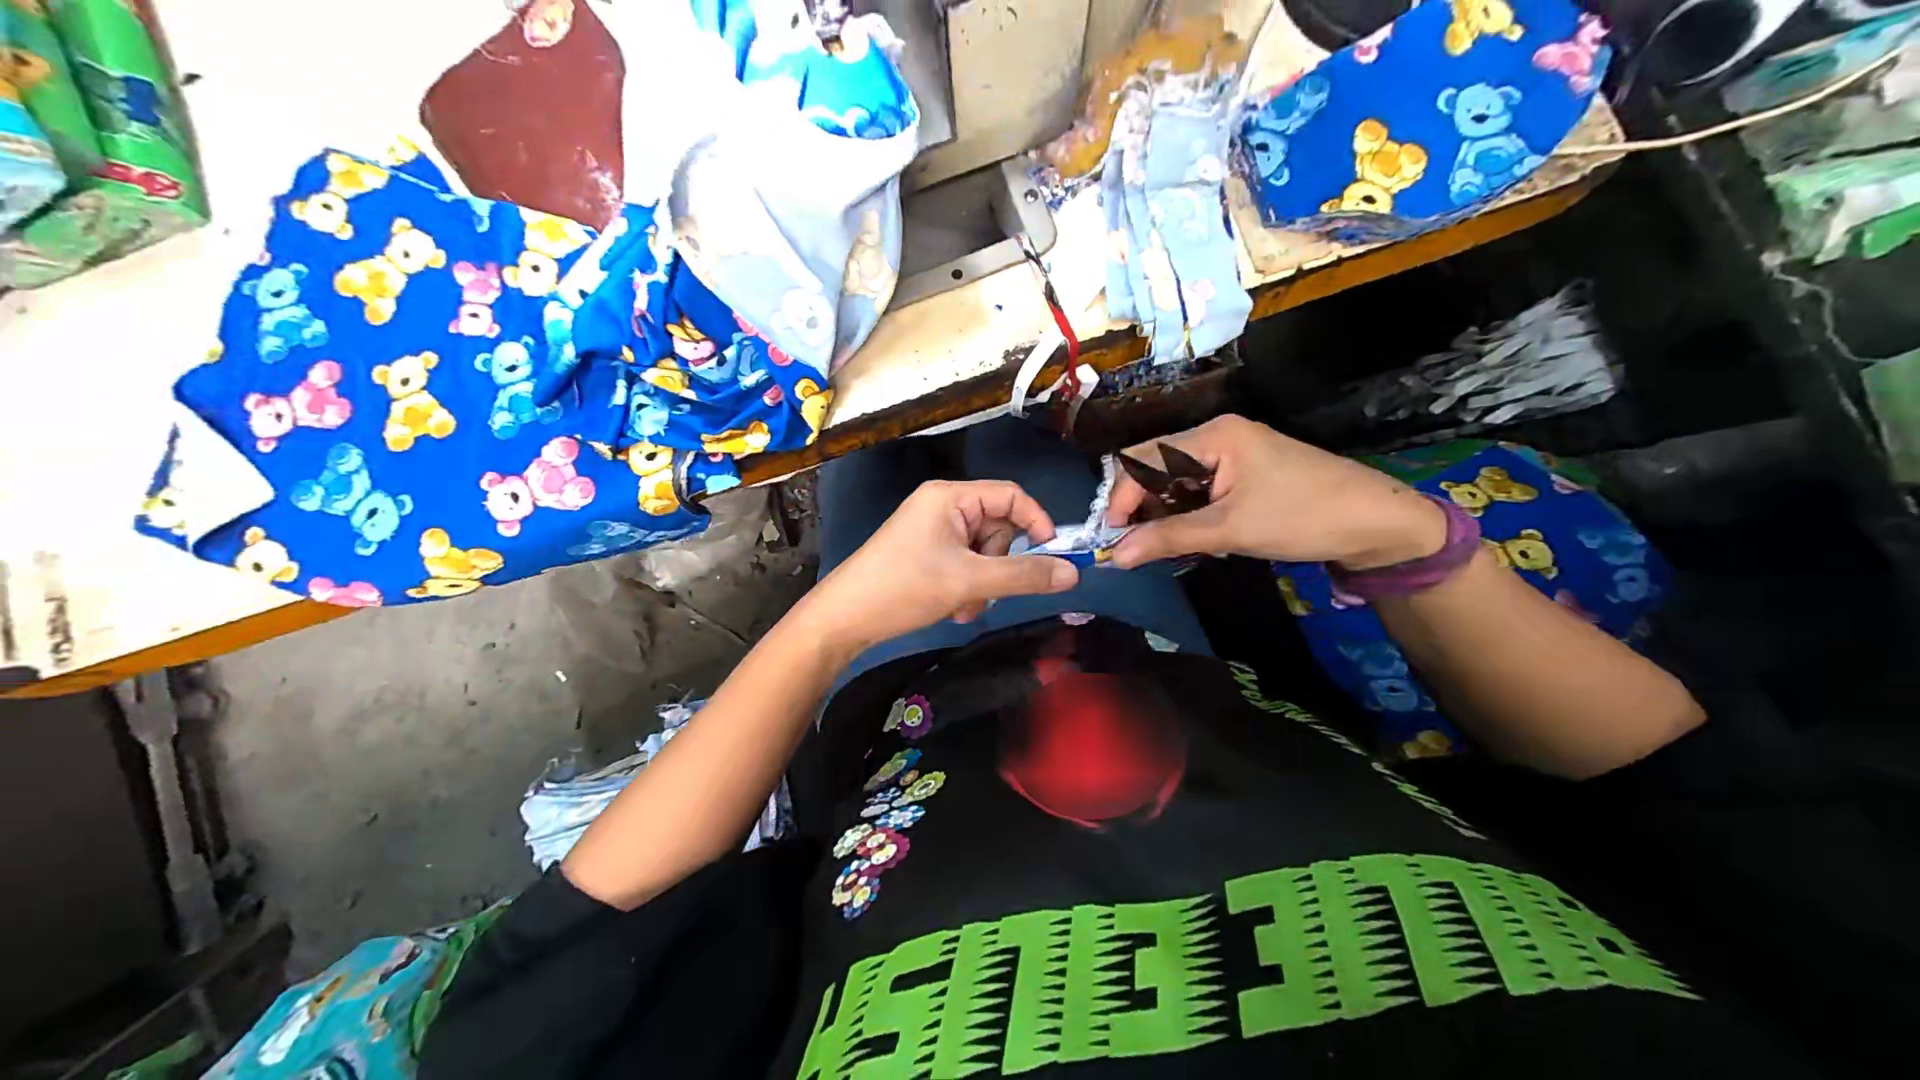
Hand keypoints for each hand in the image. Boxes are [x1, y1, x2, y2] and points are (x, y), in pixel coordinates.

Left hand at [800, 480, 1079, 653]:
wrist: (845, 618)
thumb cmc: (905, 587)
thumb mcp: (969, 581)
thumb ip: (1023, 575)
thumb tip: (1074, 573)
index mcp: (950, 496)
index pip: (1011, 496)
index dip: (1037, 523)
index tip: (1052, 556)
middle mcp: (943, 505)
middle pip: (999, 527)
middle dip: (998, 566)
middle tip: (982, 591)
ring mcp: (933, 530)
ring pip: (984, 553)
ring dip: (983, 584)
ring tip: (961, 606)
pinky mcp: (926, 552)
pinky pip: (965, 564)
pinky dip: (967, 588)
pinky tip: (952, 608)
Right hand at [1105, 415, 1446, 569]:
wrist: (1377, 524)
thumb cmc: (1303, 517)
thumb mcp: (1230, 529)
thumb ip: (1169, 538)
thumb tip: (1114, 555)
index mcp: (1214, 435)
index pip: (1144, 460)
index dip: (1122, 498)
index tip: (1111, 537)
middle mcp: (1217, 435)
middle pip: (1155, 467)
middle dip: (1140, 507)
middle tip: (1132, 546)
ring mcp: (1232, 453)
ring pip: (1175, 481)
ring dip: (1162, 513)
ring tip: (1159, 546)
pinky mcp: (1243, 472)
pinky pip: (1197, 489)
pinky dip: (1185, 514)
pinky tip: (1189, 538)